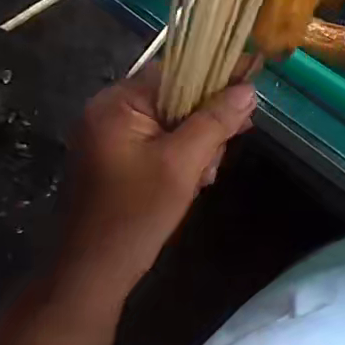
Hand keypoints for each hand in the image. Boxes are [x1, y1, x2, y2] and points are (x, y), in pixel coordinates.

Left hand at [54, 67, 256, 304]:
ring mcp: (112, 136)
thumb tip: (249, 89)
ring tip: (208, 172)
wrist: (91, 275)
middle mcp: (110, 112)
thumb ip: (215, 122)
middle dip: (209, 117)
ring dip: (200, 140)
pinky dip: (185, 153)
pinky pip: (163, 140)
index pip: (175, 70)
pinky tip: (198, 177)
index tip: (253, 74)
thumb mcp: (183, 164)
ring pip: (174, 119)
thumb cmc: (134, 215)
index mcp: (116, 104)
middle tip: (236, 136)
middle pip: (177, 94)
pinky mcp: (118, 158)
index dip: (217, 72)